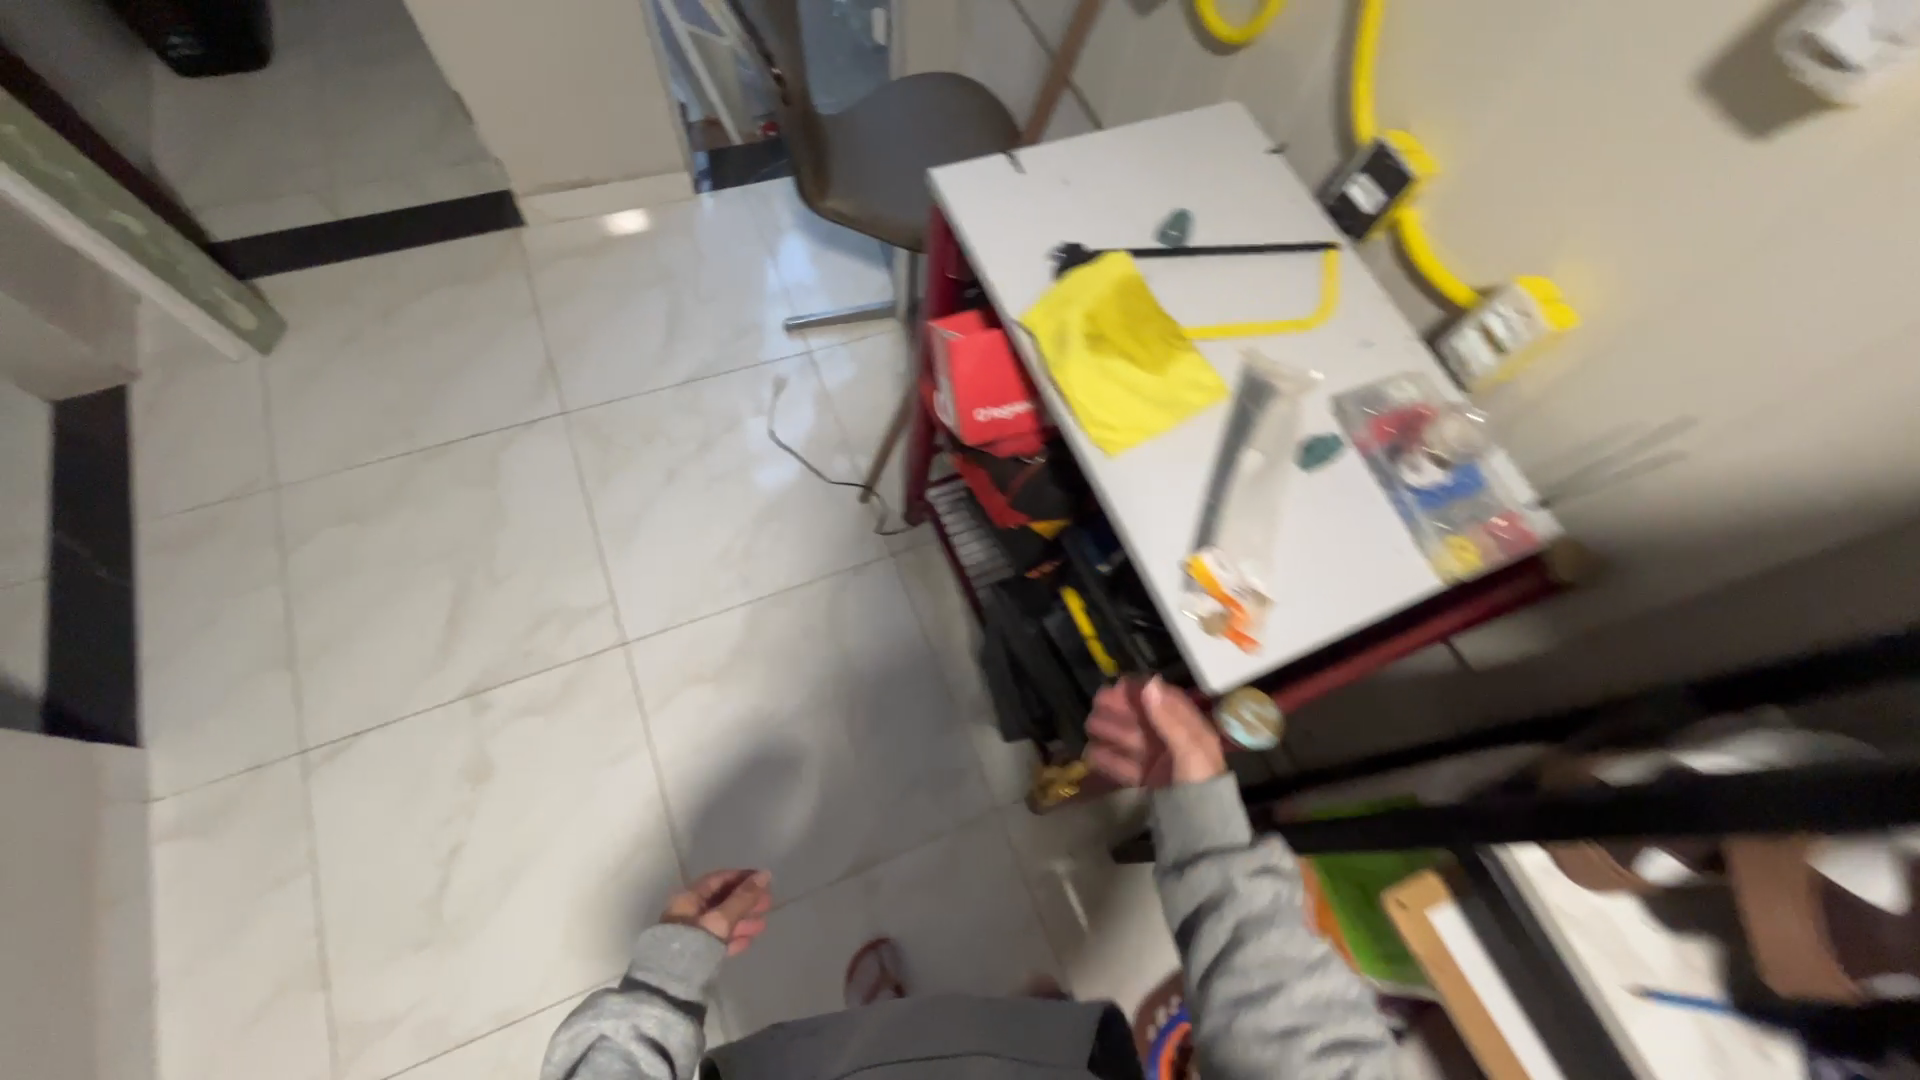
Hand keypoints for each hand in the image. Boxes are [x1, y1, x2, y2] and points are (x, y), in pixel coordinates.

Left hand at [662, 869, 772, 955]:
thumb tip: (765, 874)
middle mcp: (687, 912)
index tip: (764, 881)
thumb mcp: (722, 918)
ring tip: (762, 925)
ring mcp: (689, 934)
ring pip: (720, 921)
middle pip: (721, 900)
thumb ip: (743, 898)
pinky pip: (716, 939)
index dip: (742, 877)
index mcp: (689, 898)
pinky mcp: (692, 953)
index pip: (719, 879)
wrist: (669, 987)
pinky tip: (747, 941)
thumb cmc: (694, 944)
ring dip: (742, 920)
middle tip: (768, 904)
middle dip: (746, 901)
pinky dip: (732, 937)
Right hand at [1085, 676, 1226, 787]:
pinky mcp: (1150, 781)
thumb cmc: (1199, 783)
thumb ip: (1167, 718)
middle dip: (1121, 710)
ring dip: (1111, 730)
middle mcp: (1176, 742)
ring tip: (1089, 724)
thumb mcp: (1189, 749)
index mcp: (1192, 730)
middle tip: (1096, 702)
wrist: (1200, 831)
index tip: (1118, 685)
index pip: (1165, 702)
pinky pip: (1127, 765)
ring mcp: (1162, 763)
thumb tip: (1149, 683)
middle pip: (1145, 720)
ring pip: (1132, 741)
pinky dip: (1110, 758)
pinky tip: (1092, 753)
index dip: (1142, 692)